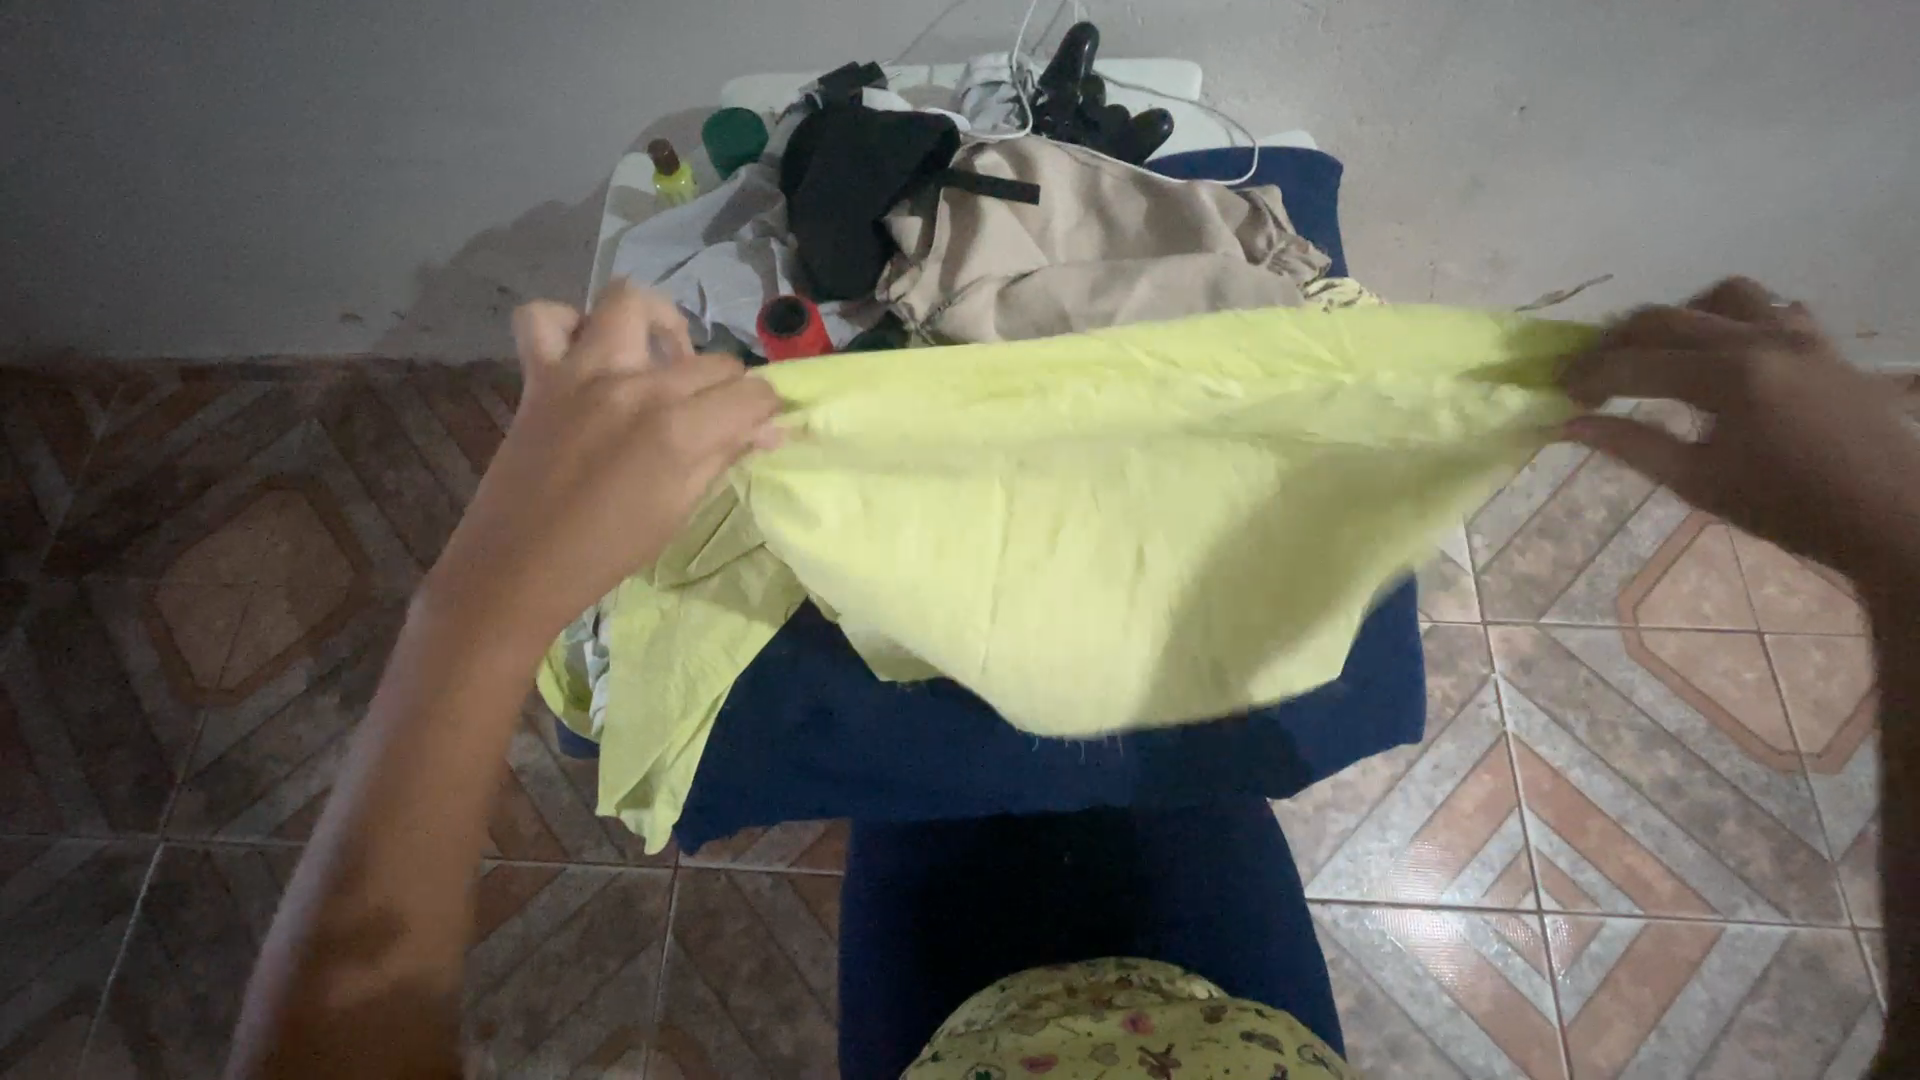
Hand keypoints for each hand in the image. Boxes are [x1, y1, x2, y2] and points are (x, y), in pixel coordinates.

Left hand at [418, 280, 780, 656]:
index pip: (752, 394)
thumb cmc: (611, 549)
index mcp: (678, 431)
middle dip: (731, 387)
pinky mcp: (540, 376)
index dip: (767, 410)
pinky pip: (544, 318)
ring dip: (659, 324)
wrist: (520, 566)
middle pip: (713, 360)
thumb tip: (771, 431)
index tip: (761, 427)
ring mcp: (583, 373)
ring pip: (630, 302)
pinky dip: (570, 324)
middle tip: (719, 416)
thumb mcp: (682, 507)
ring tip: (663, 360)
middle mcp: (636, 388)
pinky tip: (589, 354)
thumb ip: (726, 454)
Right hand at [1559, 277, 1919, 594]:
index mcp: (1729, 378)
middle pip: (1664, 319)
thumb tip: (1568, 425)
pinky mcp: (1824, 344)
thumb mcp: (1694, 480)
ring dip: (1676, 320)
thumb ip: (1629, 444)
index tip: (1558, 395)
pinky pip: (1771, 308)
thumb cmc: (1784, 505)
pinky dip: (1730, 321)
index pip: (1632, 365)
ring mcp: (1801, 336)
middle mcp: (1763, 342)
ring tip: (1654, 355)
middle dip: (1613, 345)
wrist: (1890, 514)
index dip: (1586, 377)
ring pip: (1721, 297)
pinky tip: (1715, 355)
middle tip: (1588, 377)